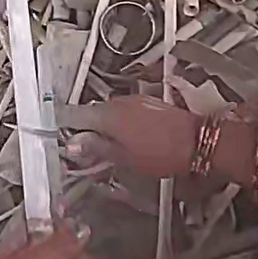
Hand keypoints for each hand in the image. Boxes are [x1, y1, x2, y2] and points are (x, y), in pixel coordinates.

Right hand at [57, 96, 199, 179]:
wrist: (197, 142)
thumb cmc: (162, 153)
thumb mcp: (125, 158)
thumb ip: (97, 149)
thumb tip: (73, 145)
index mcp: (108, 115)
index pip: (75, 115)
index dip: (65, 125)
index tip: (60, 135)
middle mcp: (120, 102)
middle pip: (93, 113)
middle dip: (87, 129)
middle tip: (86, 150)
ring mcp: (136, 100)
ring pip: (111, 111)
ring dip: (106, 126)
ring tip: (110, 147)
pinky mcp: (149, 103)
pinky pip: (126, 111)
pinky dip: (122, 123)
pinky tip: (130, 138)